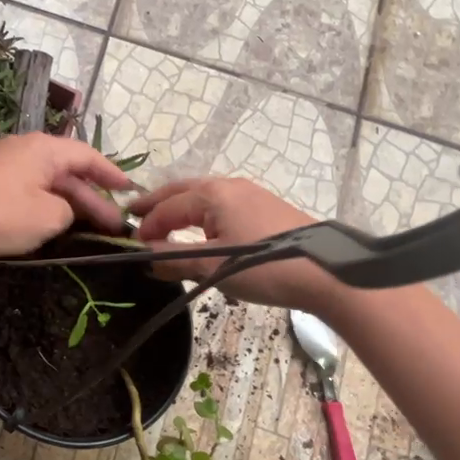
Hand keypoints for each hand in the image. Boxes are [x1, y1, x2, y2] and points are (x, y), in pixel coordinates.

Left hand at [0, 133, 131, 264]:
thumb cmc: (1, 216)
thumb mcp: (50, 217)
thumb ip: (69, 210)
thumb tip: (65, 209)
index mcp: (43, 148)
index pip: (87, 155)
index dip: (111, 173)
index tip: (131, 190)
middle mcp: (23, 147)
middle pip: (67, 169)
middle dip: (92, 197)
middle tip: (114, 225)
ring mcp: (1, 162)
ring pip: (46, 180)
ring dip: (68, 202)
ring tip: (88, 228)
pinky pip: (26, 187)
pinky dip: (44, 202)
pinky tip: (51, 223)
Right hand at [130, 177, 345, 312]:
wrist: (327, 273)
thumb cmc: (263, 267)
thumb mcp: (212, 268)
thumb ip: (174, 260)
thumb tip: (145, 257)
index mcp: (211, 195)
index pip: (167, 207)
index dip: (147, 224)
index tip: (132, 242)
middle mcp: (229, 186)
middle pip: (183, 190)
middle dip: (158, 202)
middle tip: (136, 213)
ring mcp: (251, 194)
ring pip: (204, 195)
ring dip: (181, 207)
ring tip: (166, 222)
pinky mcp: (267, 207)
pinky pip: (222, 203)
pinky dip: (202, 212)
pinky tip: (204, 229)